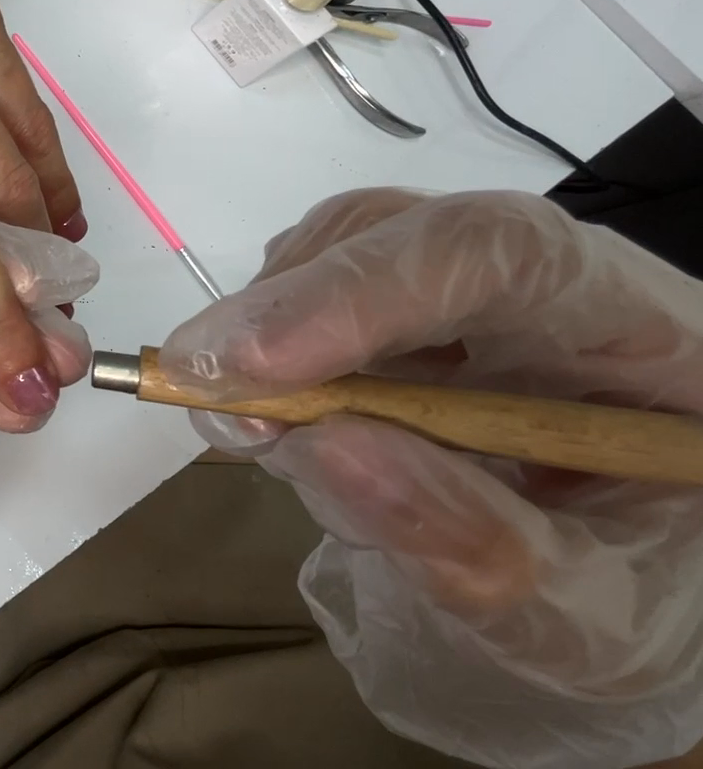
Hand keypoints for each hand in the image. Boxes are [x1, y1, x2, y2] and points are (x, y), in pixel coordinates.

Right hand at [158, 189, 702, 768]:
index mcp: (649, 338)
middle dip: (277, 306)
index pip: (494, 256)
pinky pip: (291, 289)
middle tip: (198, 389)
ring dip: (255, 332)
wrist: (575, 595)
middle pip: (388, 231)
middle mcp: (542, 283)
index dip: (358, 291)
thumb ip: (466, 539)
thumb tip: (317, 445)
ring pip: (324, 252)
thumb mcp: (570, 617)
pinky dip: (250, 347)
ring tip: (244, 423)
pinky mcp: (381, 305)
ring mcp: (452, 286)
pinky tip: (264, 409)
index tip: (250, 367)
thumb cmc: (603, 609)